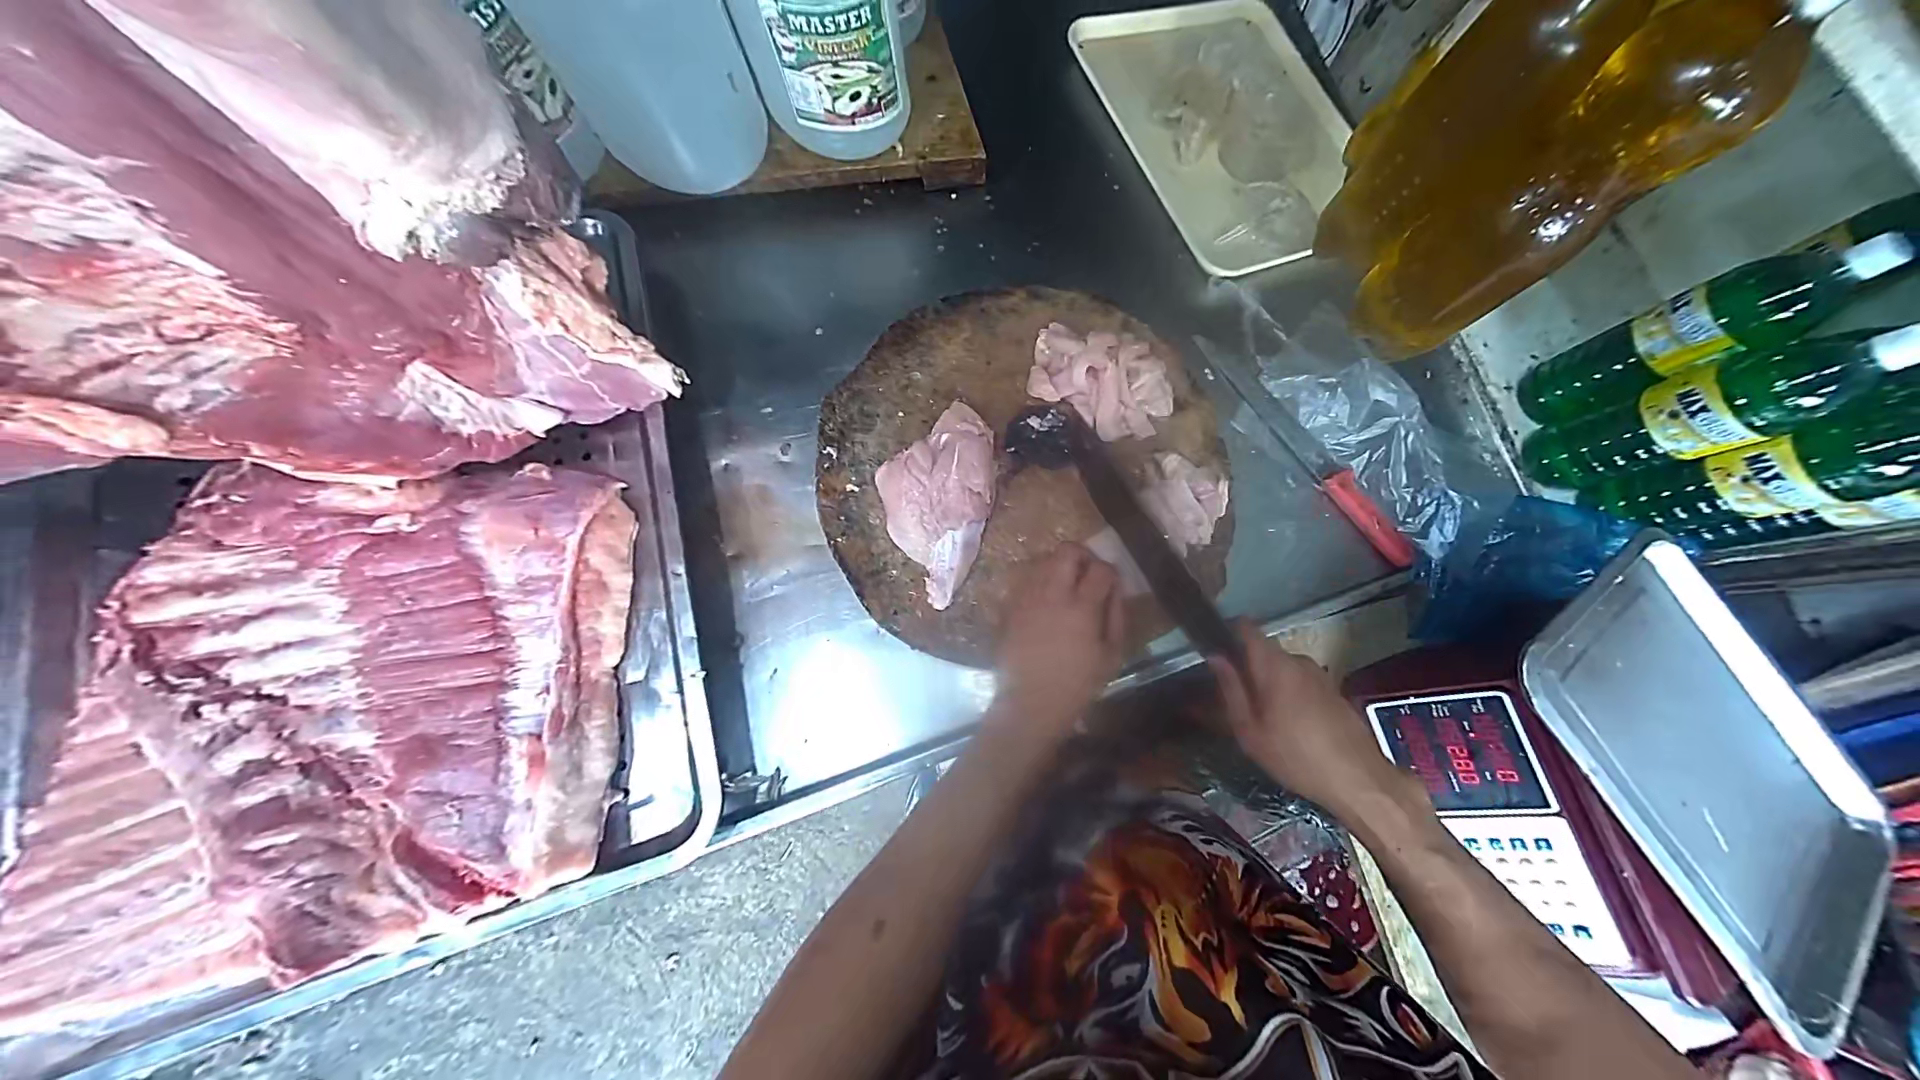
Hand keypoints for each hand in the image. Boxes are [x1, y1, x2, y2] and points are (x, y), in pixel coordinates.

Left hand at [991, 543, 1126, 741]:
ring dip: (1058, 566)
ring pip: (1042, 560)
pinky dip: (1037, 582)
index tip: (1111, 584)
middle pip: (1067, 550)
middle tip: (1087, 573)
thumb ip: (1116, 616)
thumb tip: (1114, 591)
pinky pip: (1024, 579)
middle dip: (1082, 555)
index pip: (1101, 568)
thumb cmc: (1077, 685)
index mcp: (1081, 607)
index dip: (1110, 572)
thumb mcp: (1111, 655)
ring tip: (1064, 586)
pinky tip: (1043, 601)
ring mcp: (1026, 597)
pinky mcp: (1008, 606)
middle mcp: (1051, 594)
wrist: (1030, 702)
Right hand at [1209, 622, 1422, 820]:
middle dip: (1246, 666)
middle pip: (1264, 651)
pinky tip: (1288, 724)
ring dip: (1268, 682)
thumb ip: (1231, 689)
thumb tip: (1216, 657)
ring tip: (1260, 715)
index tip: (1215, 650)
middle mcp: (1299, 661)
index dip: (1228, 631)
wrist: (1360, 781)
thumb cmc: (1295, 756)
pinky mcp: (1334, 691)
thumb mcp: (1249, 729)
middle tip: (1233, 696)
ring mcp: (1320, 675)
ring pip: (1283, 668)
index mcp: (1275, 665)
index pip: (1247, 628)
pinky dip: (1288, 693)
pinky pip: (1300, 681)